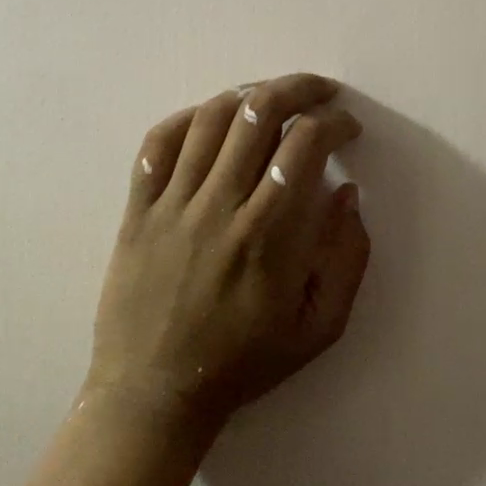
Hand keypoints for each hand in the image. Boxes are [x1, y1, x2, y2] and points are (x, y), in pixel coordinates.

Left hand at [82, 74, 369, 426]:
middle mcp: (219, 207)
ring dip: (249, 94)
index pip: (306, 145)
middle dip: (300, 89)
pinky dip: (188, 117)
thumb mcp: (320, 327)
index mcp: (268, 235)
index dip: (335, 122)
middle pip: (260, 113)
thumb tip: (348, 194)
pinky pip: (158, 144)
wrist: (153, 396)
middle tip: (321, 92)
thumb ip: (347, 259)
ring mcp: (172, 205)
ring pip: (211, 118)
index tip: (348, 128)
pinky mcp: (137, 211)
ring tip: (272, 98)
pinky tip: (213, 119)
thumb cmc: (244, 362)